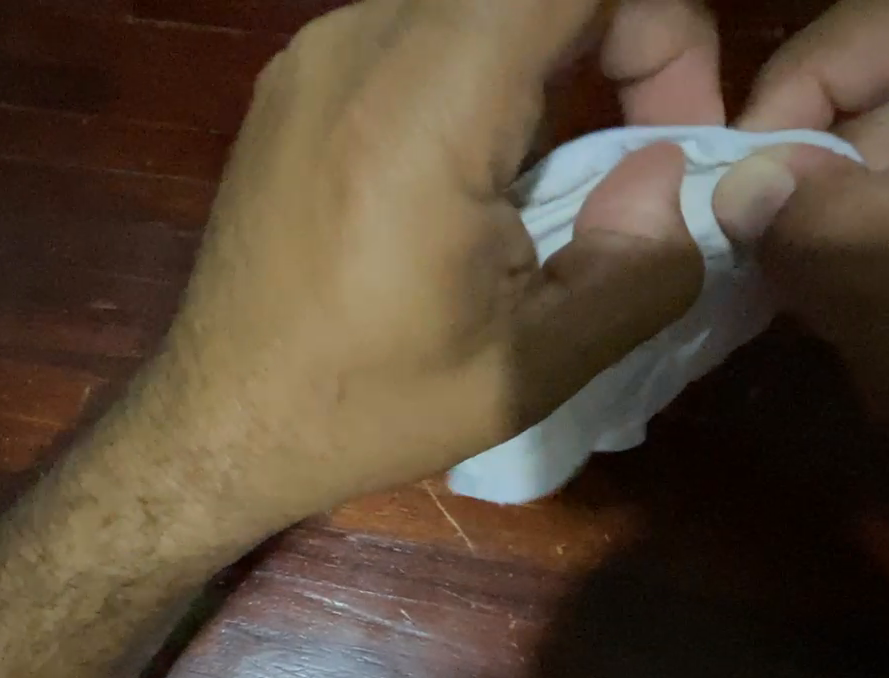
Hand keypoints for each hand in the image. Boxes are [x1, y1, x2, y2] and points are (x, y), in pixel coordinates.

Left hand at [116, 0, 721, 542]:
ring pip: (471, 8)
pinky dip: (469, 87)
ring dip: (538, 71)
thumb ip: (641, 267)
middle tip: (625, 157)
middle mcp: (359, 42)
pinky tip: (454, 190)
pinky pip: (410, 43)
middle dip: (615, 38)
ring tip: (531, 194)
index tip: (670, 128)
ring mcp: (311, 57)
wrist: (219, 425)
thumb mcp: (528, 370)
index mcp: (426, 104)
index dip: (662, 21)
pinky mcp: (287, 89)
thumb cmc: (365, 411)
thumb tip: (670, 176)